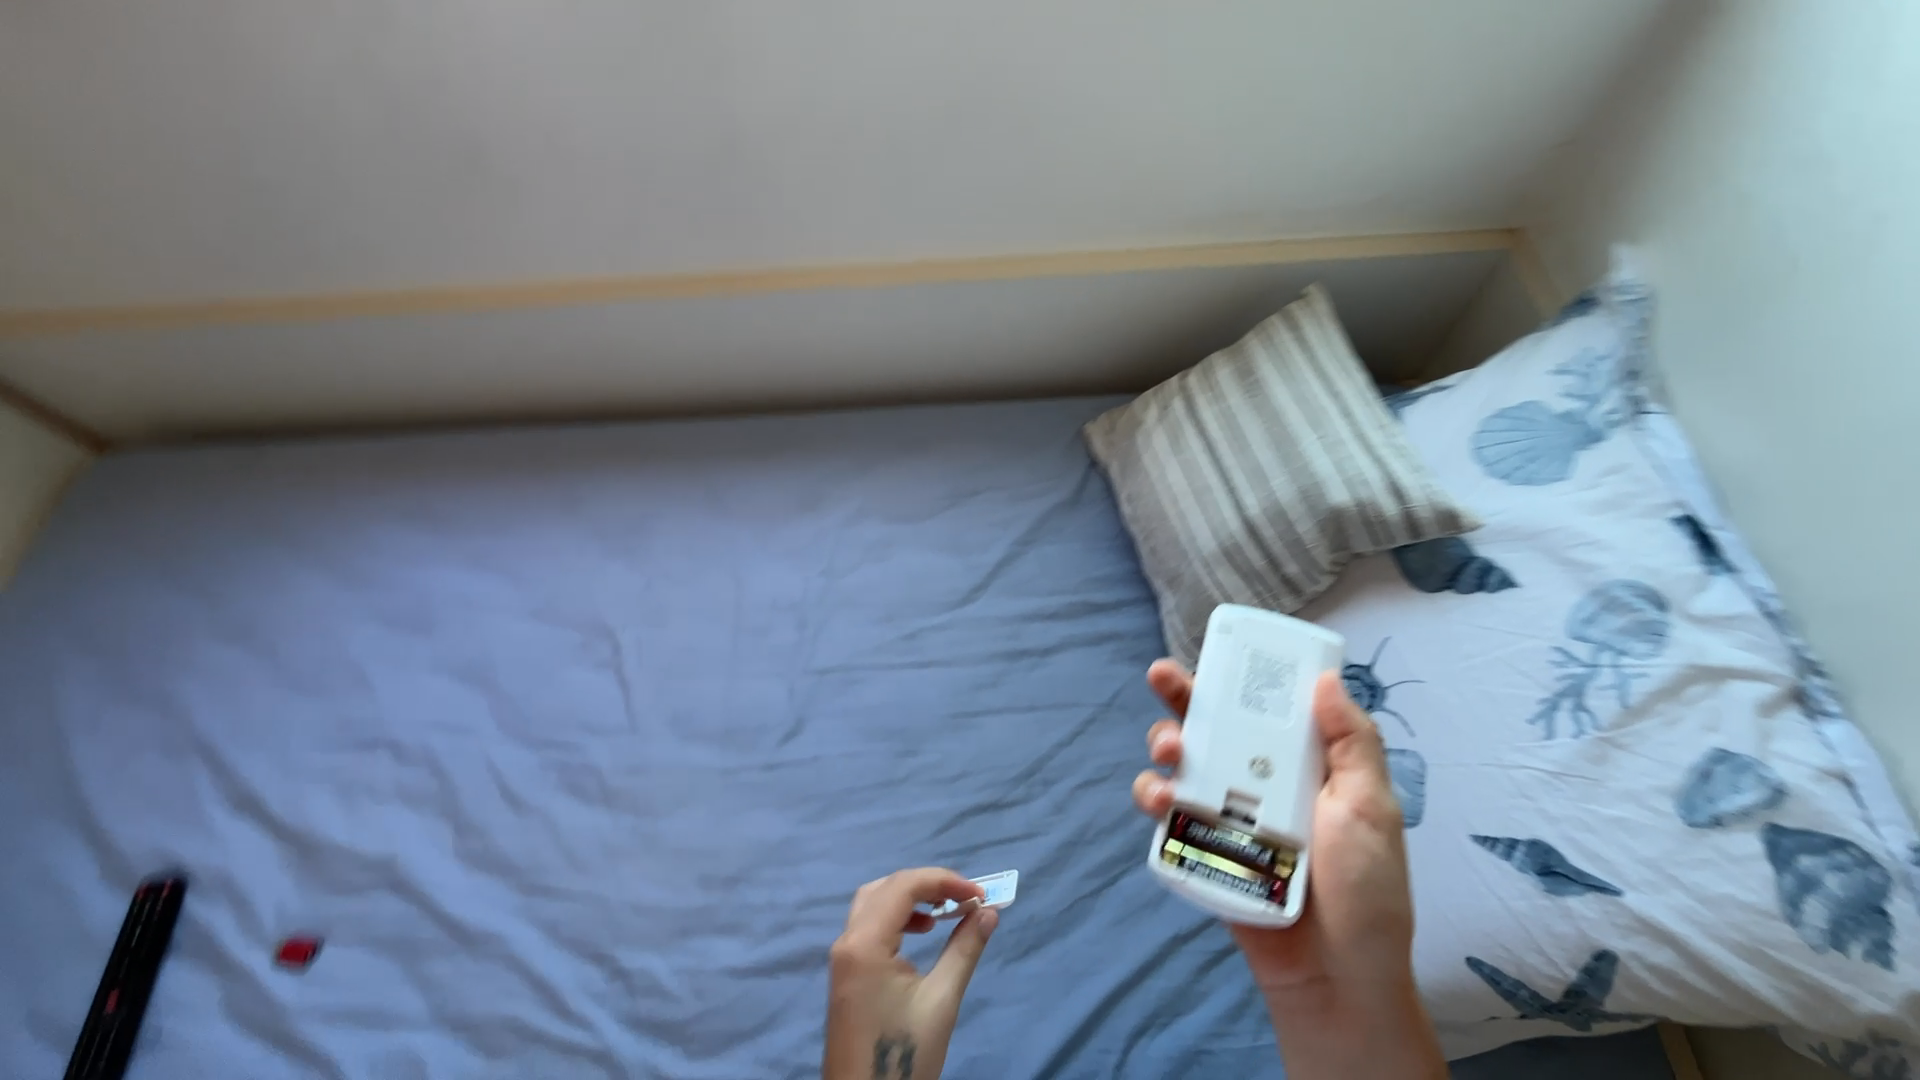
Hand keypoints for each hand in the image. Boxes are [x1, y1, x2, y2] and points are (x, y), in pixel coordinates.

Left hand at [824, 868, 997, 1079]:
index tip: (980, 895)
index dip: (944, 880)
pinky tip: (921, 933)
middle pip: (886, 887)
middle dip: (928, 884)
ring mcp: (843, 956)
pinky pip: (869, 924)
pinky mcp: (846, 971)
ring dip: (910, 897)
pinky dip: (896, 916)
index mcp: (865, 943)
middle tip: (964, 898)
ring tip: (945, 912)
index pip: (903, 886)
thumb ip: (964, 950)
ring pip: (874, 902)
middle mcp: (847, 941)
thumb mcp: (941, 1001)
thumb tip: (989, 912)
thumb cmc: (903, 1055)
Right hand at [1132, 660, 1445, 1078]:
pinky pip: (1166, 814)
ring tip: (1169, 754)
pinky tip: (1159, 801)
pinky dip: (1154, 799)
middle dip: (1182, 697)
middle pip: (1210, 726)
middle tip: (1162, 677)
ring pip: (1179, 763)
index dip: (1238, 678)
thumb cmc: (1365, 890)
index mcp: (1299, 767)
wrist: (1335, 977)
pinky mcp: (1199, 848)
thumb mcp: (1372, 809)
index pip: (1263, 709)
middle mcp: (1256, 782)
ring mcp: (1224, 815)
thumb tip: (1324, 680)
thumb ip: (1351, 744)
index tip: (1216, 651)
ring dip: (1164, 746)